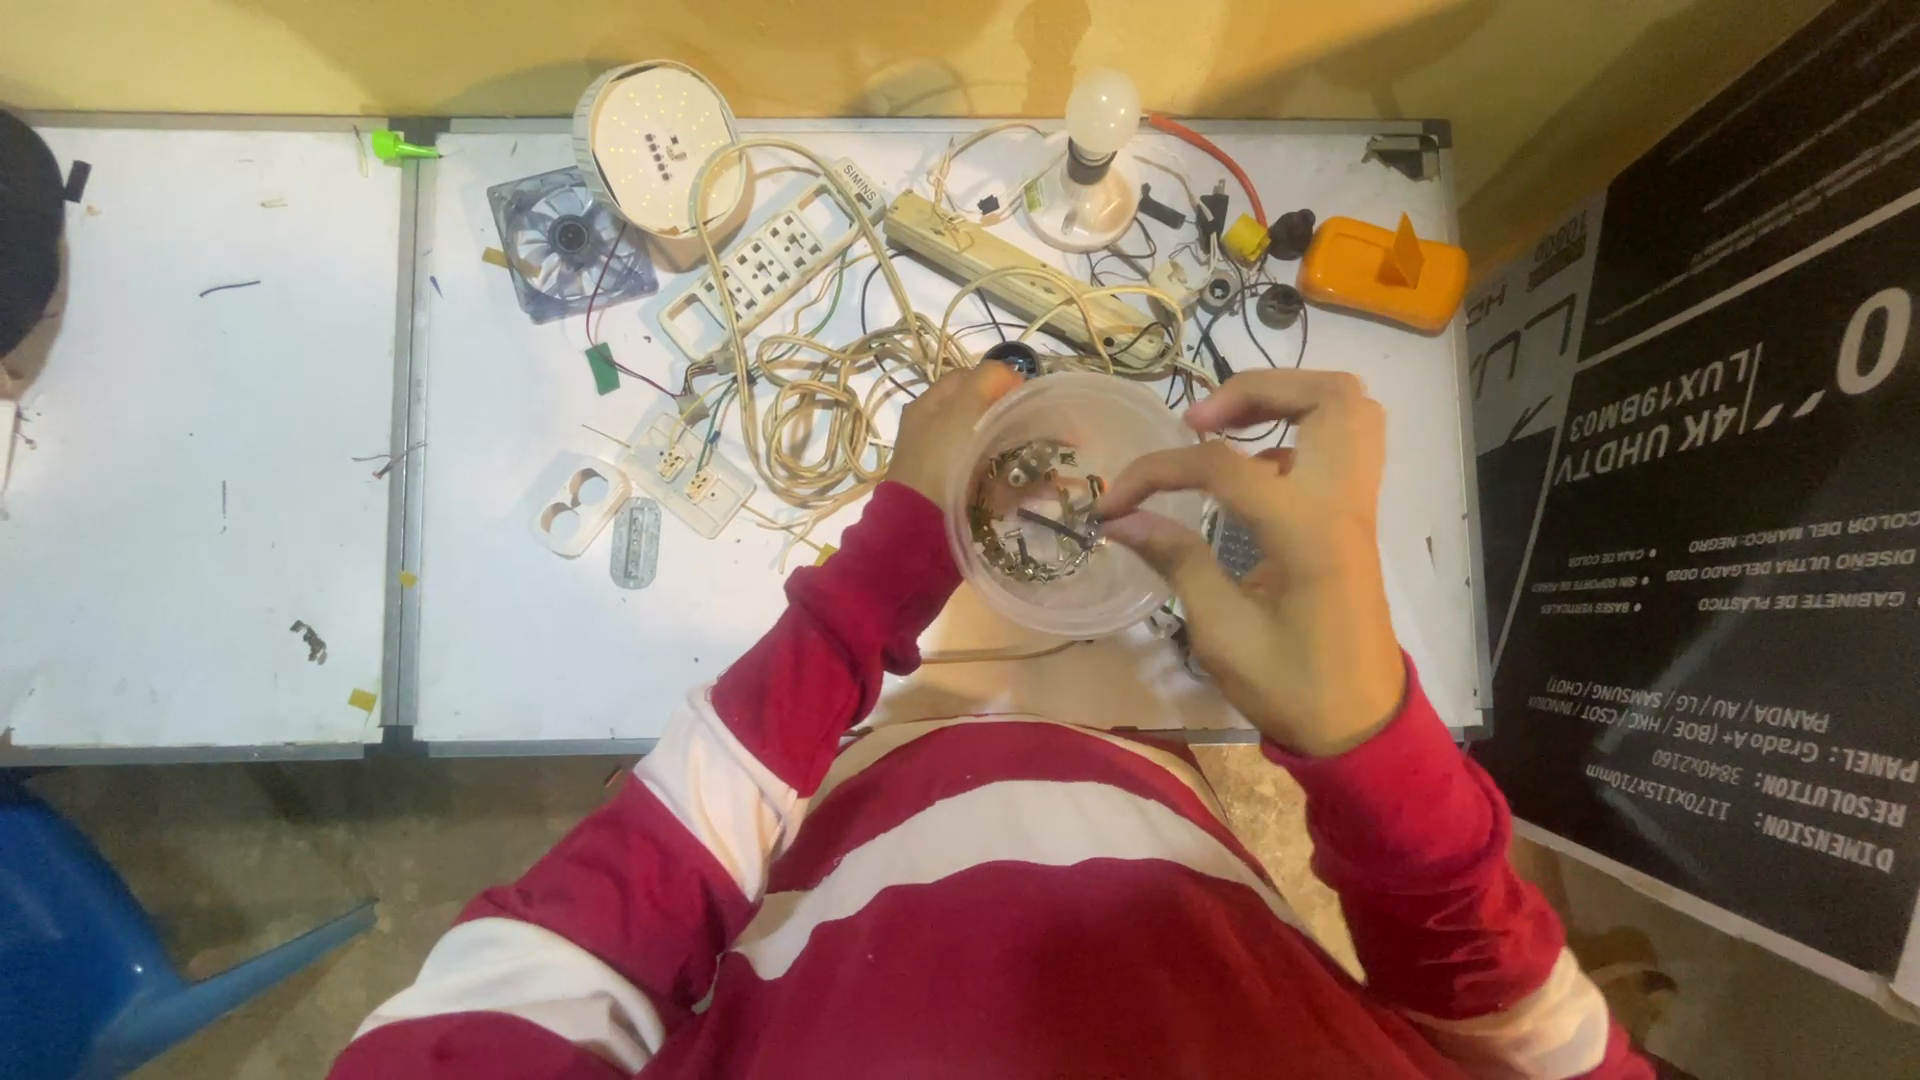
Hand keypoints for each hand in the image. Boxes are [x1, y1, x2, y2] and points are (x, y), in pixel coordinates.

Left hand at [886, 362, 1024, 504]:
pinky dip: (996, 466)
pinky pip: (978, 468)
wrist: (923, 515)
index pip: (965, 377)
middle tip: (1024, 420)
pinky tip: (1010, 470)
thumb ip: (988, 378)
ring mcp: (936, 458)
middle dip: (999, 410)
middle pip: (971, 408)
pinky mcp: (947, 485)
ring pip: (976, 437)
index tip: (1021, 394)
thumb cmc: (942, 454)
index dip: (995, 379)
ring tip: (1023, 445)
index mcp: (927, 404)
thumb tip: (1009, 376)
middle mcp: (927, 428)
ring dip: (1000, 438)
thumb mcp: (964, 405)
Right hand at [1096, 371, 1404, 756]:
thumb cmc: (1290, 686)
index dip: (1155, 473)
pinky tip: (1254, 467)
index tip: (1112, 502)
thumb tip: (1120, 521)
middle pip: (1325, 396)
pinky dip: (1297, 433)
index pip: (1222, 465)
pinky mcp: (1355, 518)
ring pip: (1349, 409)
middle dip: (1253, 390)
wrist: (1360, 726)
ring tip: (1225, 428)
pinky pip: (1344, 444)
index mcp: (1306, 531)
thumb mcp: (1220, 631)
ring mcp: (1358, 506)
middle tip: (1196, 422)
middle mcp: (1342, 502)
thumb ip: (1176, 560)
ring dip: (1286, 400)